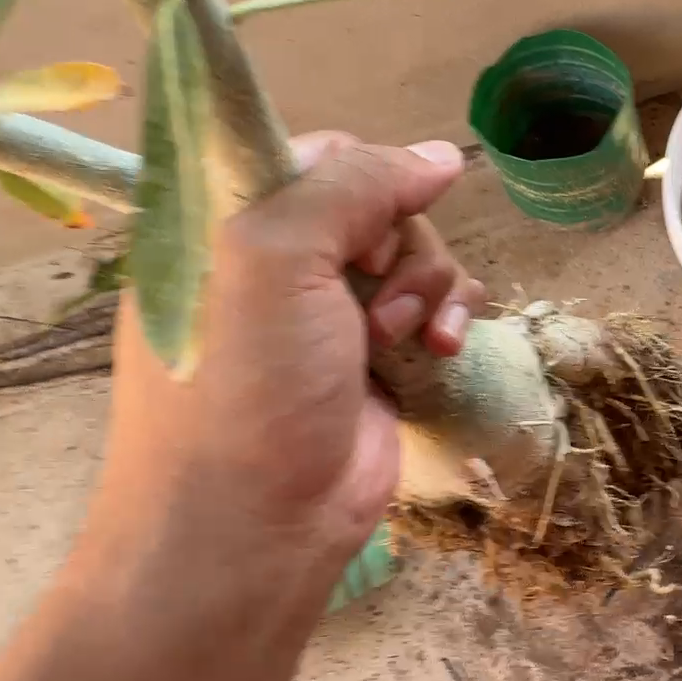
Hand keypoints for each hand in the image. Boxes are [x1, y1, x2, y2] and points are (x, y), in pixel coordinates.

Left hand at [94, 132, 485, 602]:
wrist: (259, 525)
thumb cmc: (247, 388)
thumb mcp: (275, 260)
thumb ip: (354, 186)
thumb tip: (445, 155)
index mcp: (231, 224)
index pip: (318, 156)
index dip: (363, 179)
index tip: (375, 222)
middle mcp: (284, 260)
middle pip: (384, 206)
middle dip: (403, 248)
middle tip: (380, 303)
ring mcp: (336, 310)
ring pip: (421, 255)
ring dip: (431, 289)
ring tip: (408, 339)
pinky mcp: (383, 352)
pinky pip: (440, 305)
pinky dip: (450, 320)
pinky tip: (441, 350)